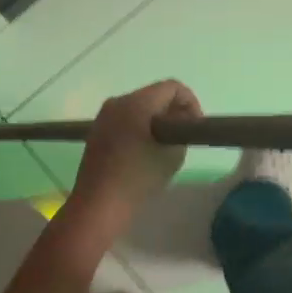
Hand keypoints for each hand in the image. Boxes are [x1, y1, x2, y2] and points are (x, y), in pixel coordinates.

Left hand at [71, 79, 198, 221]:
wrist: (99, 205)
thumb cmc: (139, 178)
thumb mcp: (173, 154)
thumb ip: (183, 129)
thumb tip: (181, 119)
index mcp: (137, 102)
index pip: (172, 87)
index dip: (190, 102)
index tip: (195, 126)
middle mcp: (118, 101)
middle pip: (154, 94)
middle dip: (172, 110)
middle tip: (182, 135)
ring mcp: (104, 115)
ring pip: (139, 106)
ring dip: (156, 119)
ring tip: (164, 145)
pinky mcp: (96, 130)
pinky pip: (125, 118)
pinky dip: (139, 126)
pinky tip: (143, 151)